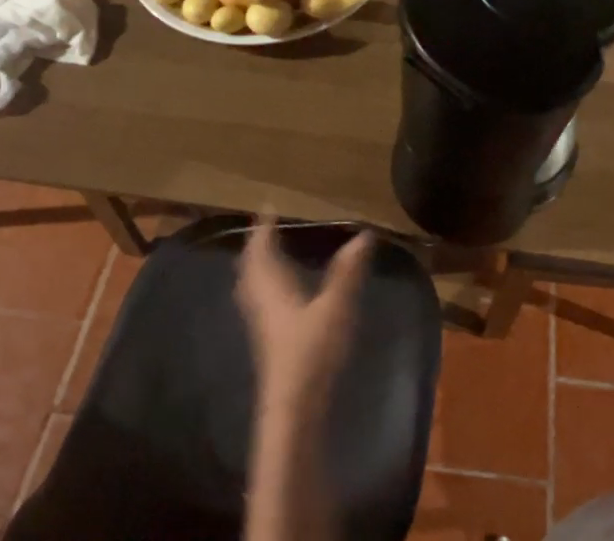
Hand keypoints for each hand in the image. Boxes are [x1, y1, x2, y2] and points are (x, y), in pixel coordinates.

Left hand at [235, 215, 373, 401]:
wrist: (293, 407)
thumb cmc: (312, 352)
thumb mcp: (336, 307)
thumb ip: (348, 271)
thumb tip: (363, 235)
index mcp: (271, 284)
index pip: (262, 246)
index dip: (264, 226)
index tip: (269, 206)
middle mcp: (259, 298)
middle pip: (250, 264)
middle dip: (257, 244)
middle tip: (268, 228)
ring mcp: (260, 320)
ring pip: (251, 283)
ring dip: (259, 264)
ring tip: (272, 253)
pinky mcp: (267, 338)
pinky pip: (259, 297)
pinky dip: (265, 283)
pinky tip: (282, 291)